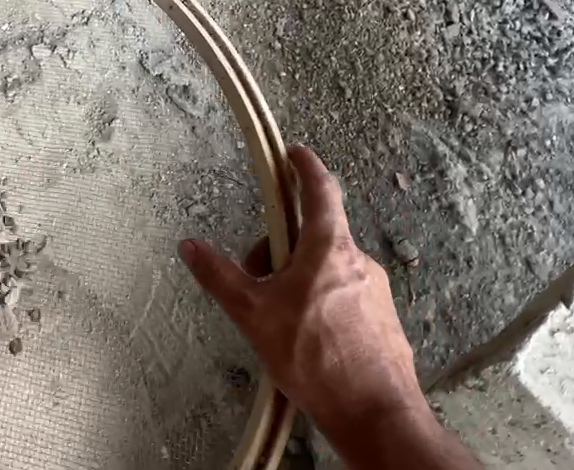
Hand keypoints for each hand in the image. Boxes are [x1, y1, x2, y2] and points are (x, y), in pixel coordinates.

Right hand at [182, 146, 478, 468]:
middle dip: (280, 246)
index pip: (320, 190)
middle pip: (313, 234)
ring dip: (298, 276)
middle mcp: (358, 262)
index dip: (306, 166)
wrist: (378, 420)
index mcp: (329, 248)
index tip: (294, 153)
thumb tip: (191, 247)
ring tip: (277, 316)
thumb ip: (219, 276)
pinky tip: (304, 336)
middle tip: (255, 275)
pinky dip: (318, 301)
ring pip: (327, 267)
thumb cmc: (318, 360)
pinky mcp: (383, 322)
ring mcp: (375, 293)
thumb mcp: (253, 313)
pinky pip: (343, 294)